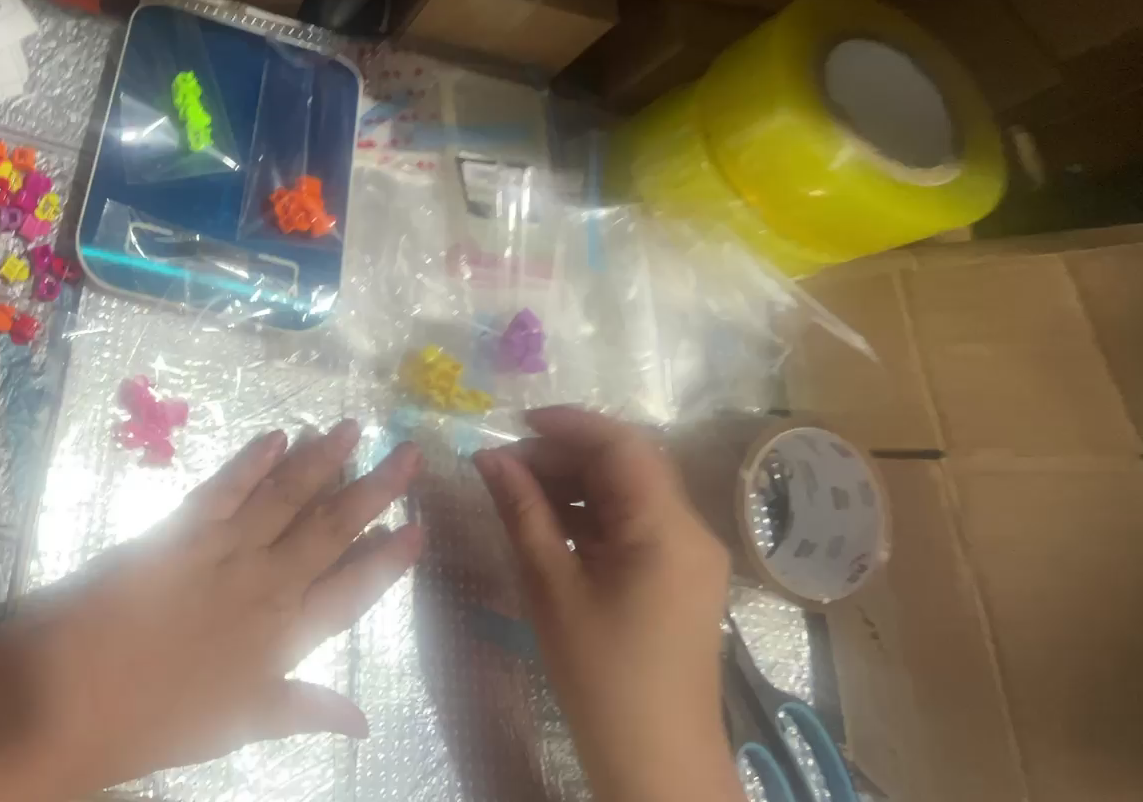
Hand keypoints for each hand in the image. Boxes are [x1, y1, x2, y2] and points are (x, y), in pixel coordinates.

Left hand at [9, 420, 421, 795]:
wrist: (71, 692)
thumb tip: (364, 721)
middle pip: (330, 529)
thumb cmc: (156, 720)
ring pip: (285, 496)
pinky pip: (226, 486)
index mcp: (282, 639)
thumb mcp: (236, 726)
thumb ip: (301, 711)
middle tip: (408, 454)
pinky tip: (276, 435)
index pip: (353, 591)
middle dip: (373, 489)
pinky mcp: (181, 527)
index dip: (389, 558)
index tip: (420, 524)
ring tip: (352, 429)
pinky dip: (252, 459)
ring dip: (321, 460)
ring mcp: (222, 550)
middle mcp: (264, 585)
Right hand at [472, 407, 740, 801]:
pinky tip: (546, 523)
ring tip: (515, 493)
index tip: (513, 423)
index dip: (569, 423)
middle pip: (625, 465)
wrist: (655, 756)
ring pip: (626, 491)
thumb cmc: (600, 670)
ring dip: (571, 482)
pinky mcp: (676, 574)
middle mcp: (690, 532)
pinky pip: (631, 522)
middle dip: (561, 455)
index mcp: (667, 530)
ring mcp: (688, 554)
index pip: (622, 446)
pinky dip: (587, 511)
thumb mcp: (550, 584)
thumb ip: (521, 510)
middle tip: (501, 467)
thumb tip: (489, 456)